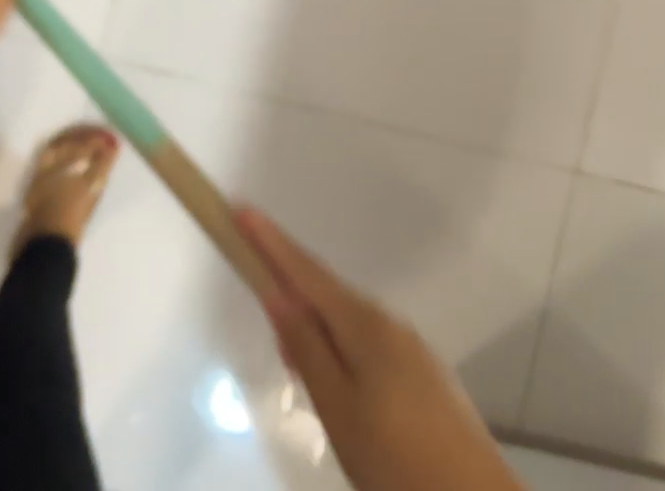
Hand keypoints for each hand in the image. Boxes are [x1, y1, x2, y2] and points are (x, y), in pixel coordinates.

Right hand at [237, 209, 524, 490]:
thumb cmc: (395, 456)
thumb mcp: (336, 405)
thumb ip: (305, 345)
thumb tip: (276, 293)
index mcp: (364, 325)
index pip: (306, 271)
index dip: (270, 241)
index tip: (241, 209)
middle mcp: (389, 324)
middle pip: (326, 292)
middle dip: (289, 287)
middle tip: (258, 303)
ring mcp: (411, 347)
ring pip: (347, 320)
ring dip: (313, 324)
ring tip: (294, 362)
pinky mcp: (423, 373)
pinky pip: (366, 341)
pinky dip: (338, 344)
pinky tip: (334, 378)